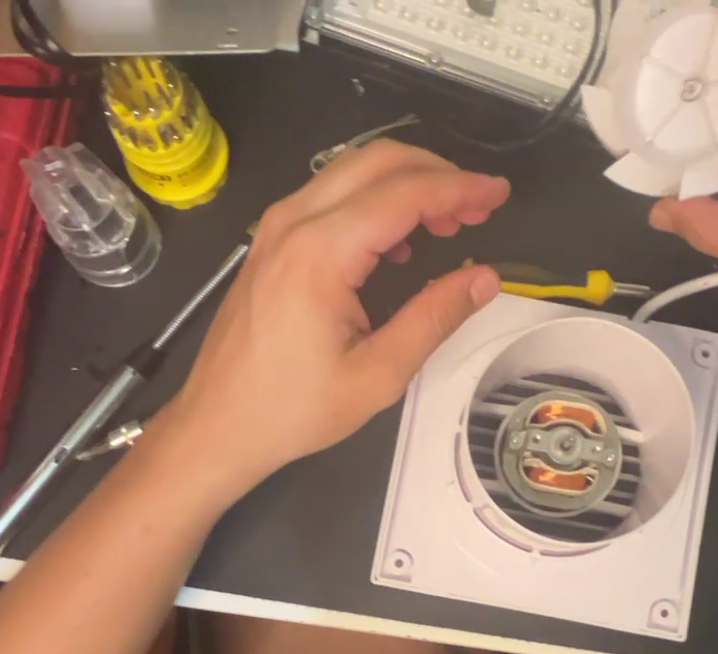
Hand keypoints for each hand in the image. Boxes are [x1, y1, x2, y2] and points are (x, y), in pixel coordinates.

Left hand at [162, 141, 507, 493]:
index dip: (459, 188)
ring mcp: (275, 229)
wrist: (217, 426)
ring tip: (447, 224)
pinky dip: (372, 204)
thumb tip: (486, 278)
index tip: (499, 194)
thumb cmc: (293, 411)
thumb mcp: (377, 375)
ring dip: (405, 185)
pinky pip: (328, 198)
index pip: (404, 194)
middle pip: (377, 162)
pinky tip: (395, 245)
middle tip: (479, 206)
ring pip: (350, 172)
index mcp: (320, 253)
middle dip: (437, 174)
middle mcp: (293, 223)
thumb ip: (433, 318)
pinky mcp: (269, 244)